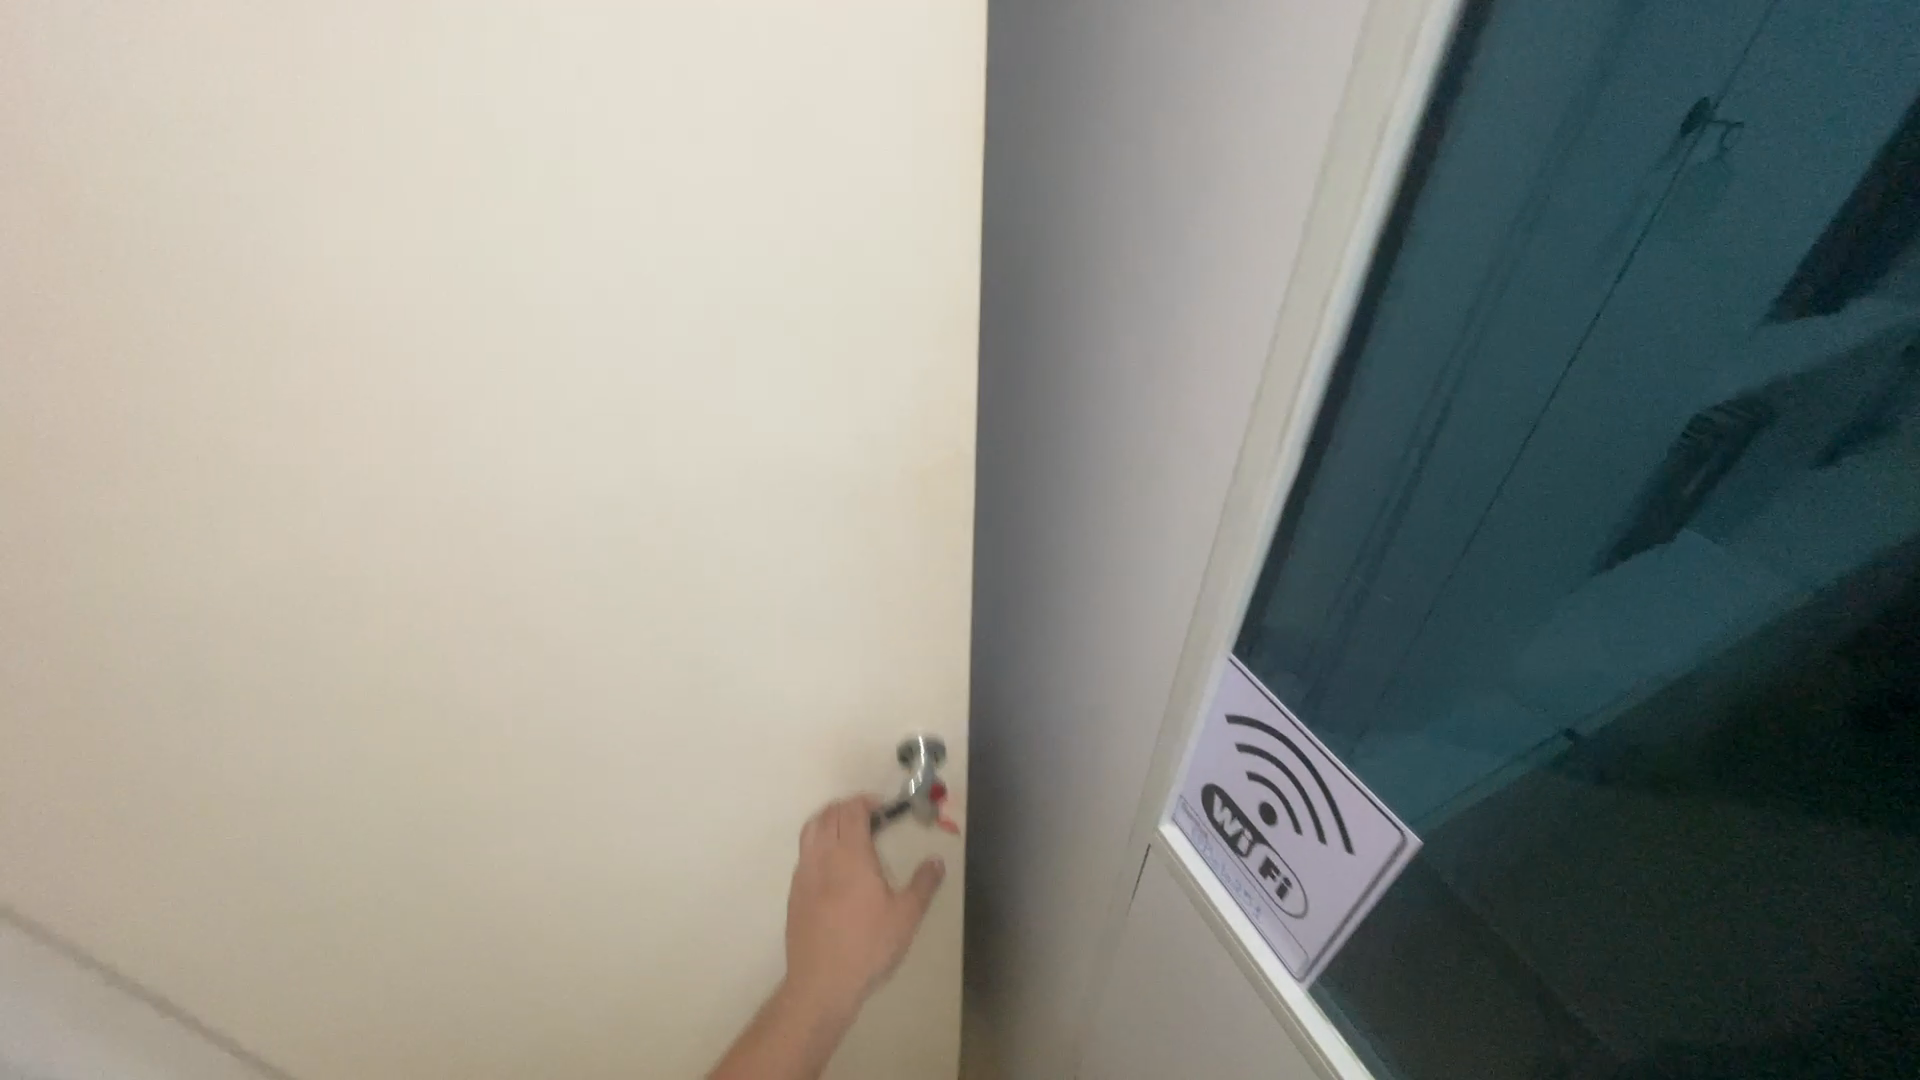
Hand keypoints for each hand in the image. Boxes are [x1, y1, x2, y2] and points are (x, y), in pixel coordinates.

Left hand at [783, 795, 944, 1012]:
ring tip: (846, 830)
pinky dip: (817, 843)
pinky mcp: (794, 892)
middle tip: (868, 816)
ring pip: (811, 829)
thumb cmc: (868, 945)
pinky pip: (803, 852)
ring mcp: (804, 873)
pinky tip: (831, 863)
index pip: (852, 811)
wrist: (821, 983)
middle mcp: (824, 855)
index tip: (882, 808)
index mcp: (852, 854)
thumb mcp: (906, 916)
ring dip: (828, 819)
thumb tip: (937, 860)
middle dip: (848, 807)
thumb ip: (924, 884)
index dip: (865, 801)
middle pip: (830, 814)